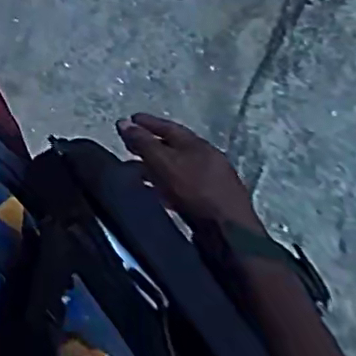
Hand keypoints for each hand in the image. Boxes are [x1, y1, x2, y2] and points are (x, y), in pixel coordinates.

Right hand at [117, 113, 260, 229]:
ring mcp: (215, 182)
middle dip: (151, 145)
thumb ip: (142, 142)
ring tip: (138, 172)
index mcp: (198, 144)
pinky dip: (169, 185)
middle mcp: (209, 158)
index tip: (129, 119)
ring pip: (179, 168)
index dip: (147, 122)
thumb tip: (124, 122)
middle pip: (174, 147)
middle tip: (130, 146)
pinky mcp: (216, 204)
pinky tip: (158, 194)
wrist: (231, 236)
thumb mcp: (162, 162)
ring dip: (159, 168)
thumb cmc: (195, 191)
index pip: (168, 126)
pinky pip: (185, 187)